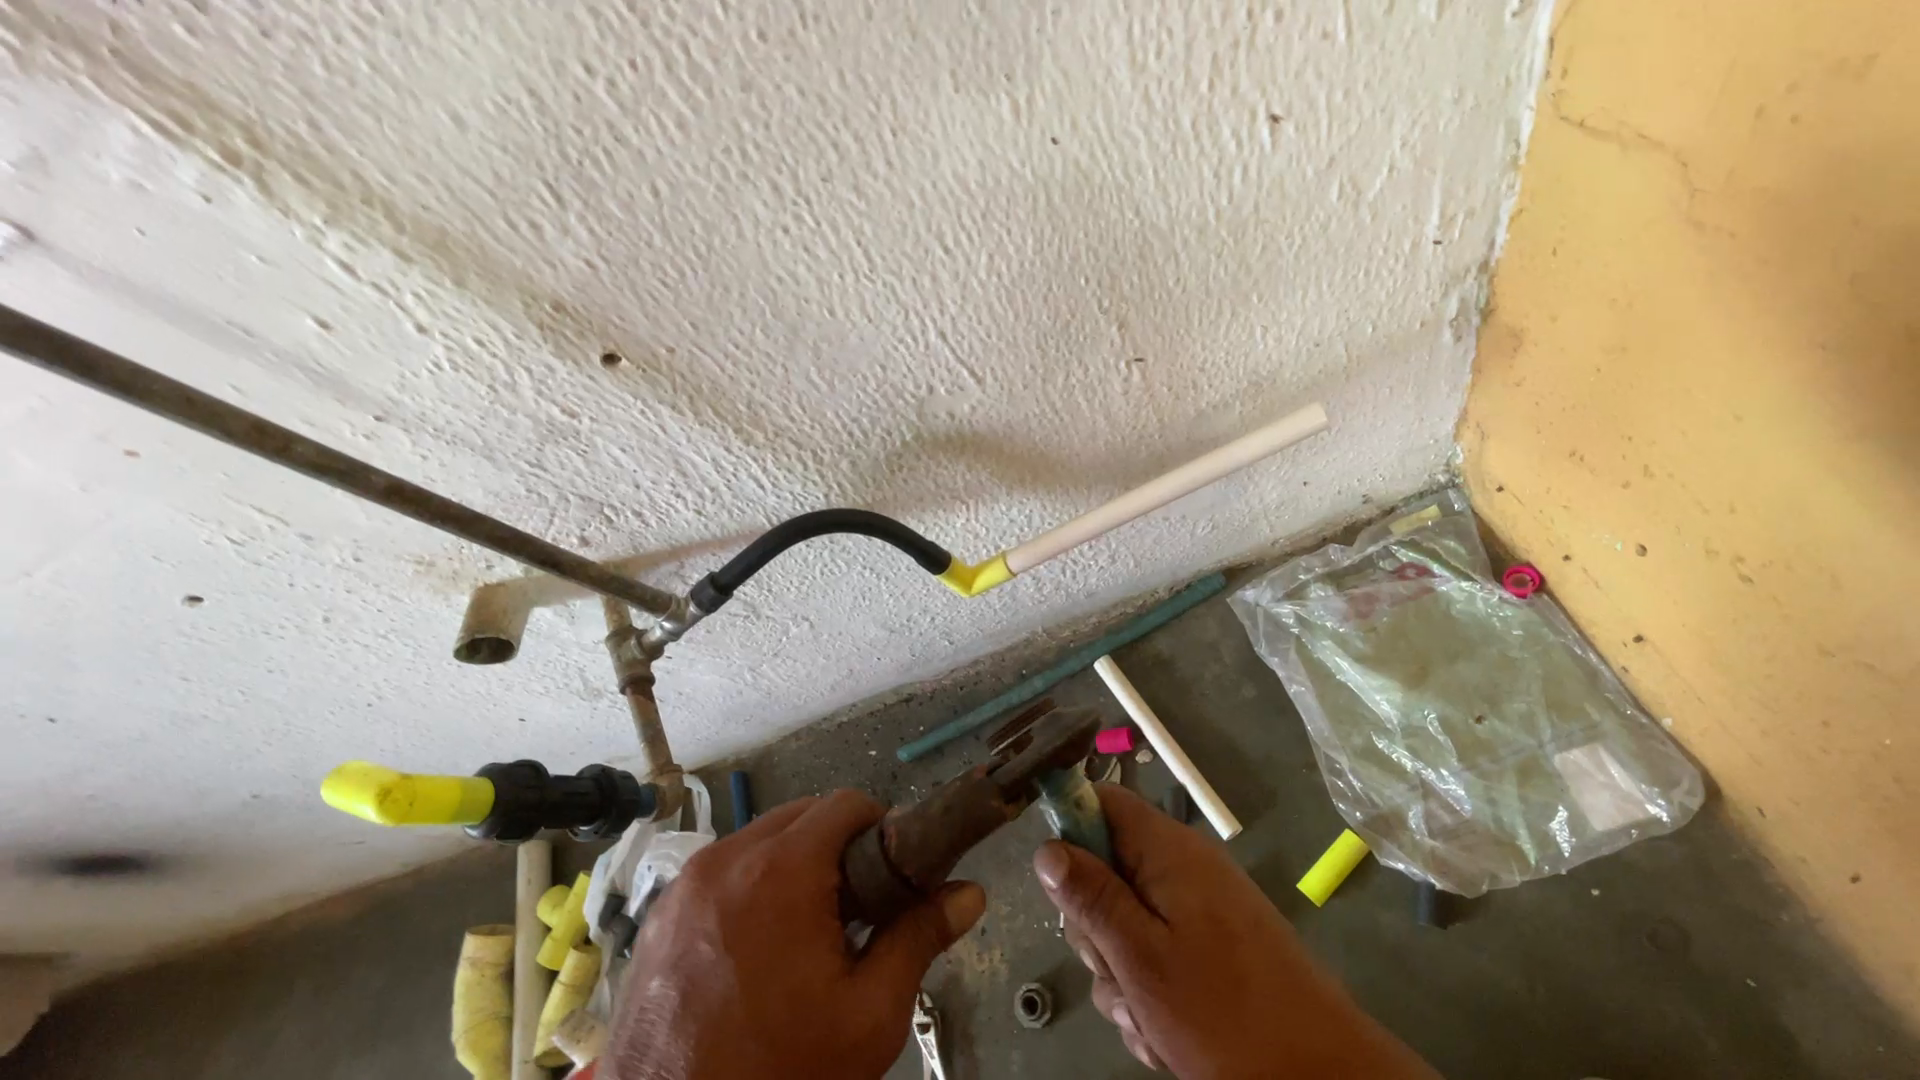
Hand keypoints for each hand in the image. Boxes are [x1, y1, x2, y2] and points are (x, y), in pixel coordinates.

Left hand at [604, 790, 984, 1078]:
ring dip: (793, 865)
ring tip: (809, 933)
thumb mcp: (868, 1013)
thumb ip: (918, 938)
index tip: (892, 873)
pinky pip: (721, 873)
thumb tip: (969, 893)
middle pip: (800, 816)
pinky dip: (749, 887)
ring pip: (758, 841)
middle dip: (837, 846)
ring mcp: (685, 884)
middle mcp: (726, 858)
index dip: (880, 827)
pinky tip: (758, 947)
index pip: (845, 804)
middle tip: (859, 907)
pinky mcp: (661, 912)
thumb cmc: (781, 1067)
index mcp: (781, 869)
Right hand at [1033, 785, 1437, 1078]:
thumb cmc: (1224, 1010)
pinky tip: (1164, 1033)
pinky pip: (1155, 959)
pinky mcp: (1211, 951)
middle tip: (1116, 966)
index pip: (1103, 802)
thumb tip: (1047, 848)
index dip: (1069, 829)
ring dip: (1121, 976)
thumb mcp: (1140, 955)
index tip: (1058, 884)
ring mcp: (1199, 913)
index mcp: (1167, 851)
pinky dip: (1149, 994)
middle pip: (1106, 872)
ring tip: (1148, 1016)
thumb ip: (1091, 897)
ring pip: (1125, 926)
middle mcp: (1183, 871)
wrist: (1320, 1074)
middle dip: (1095, 928)